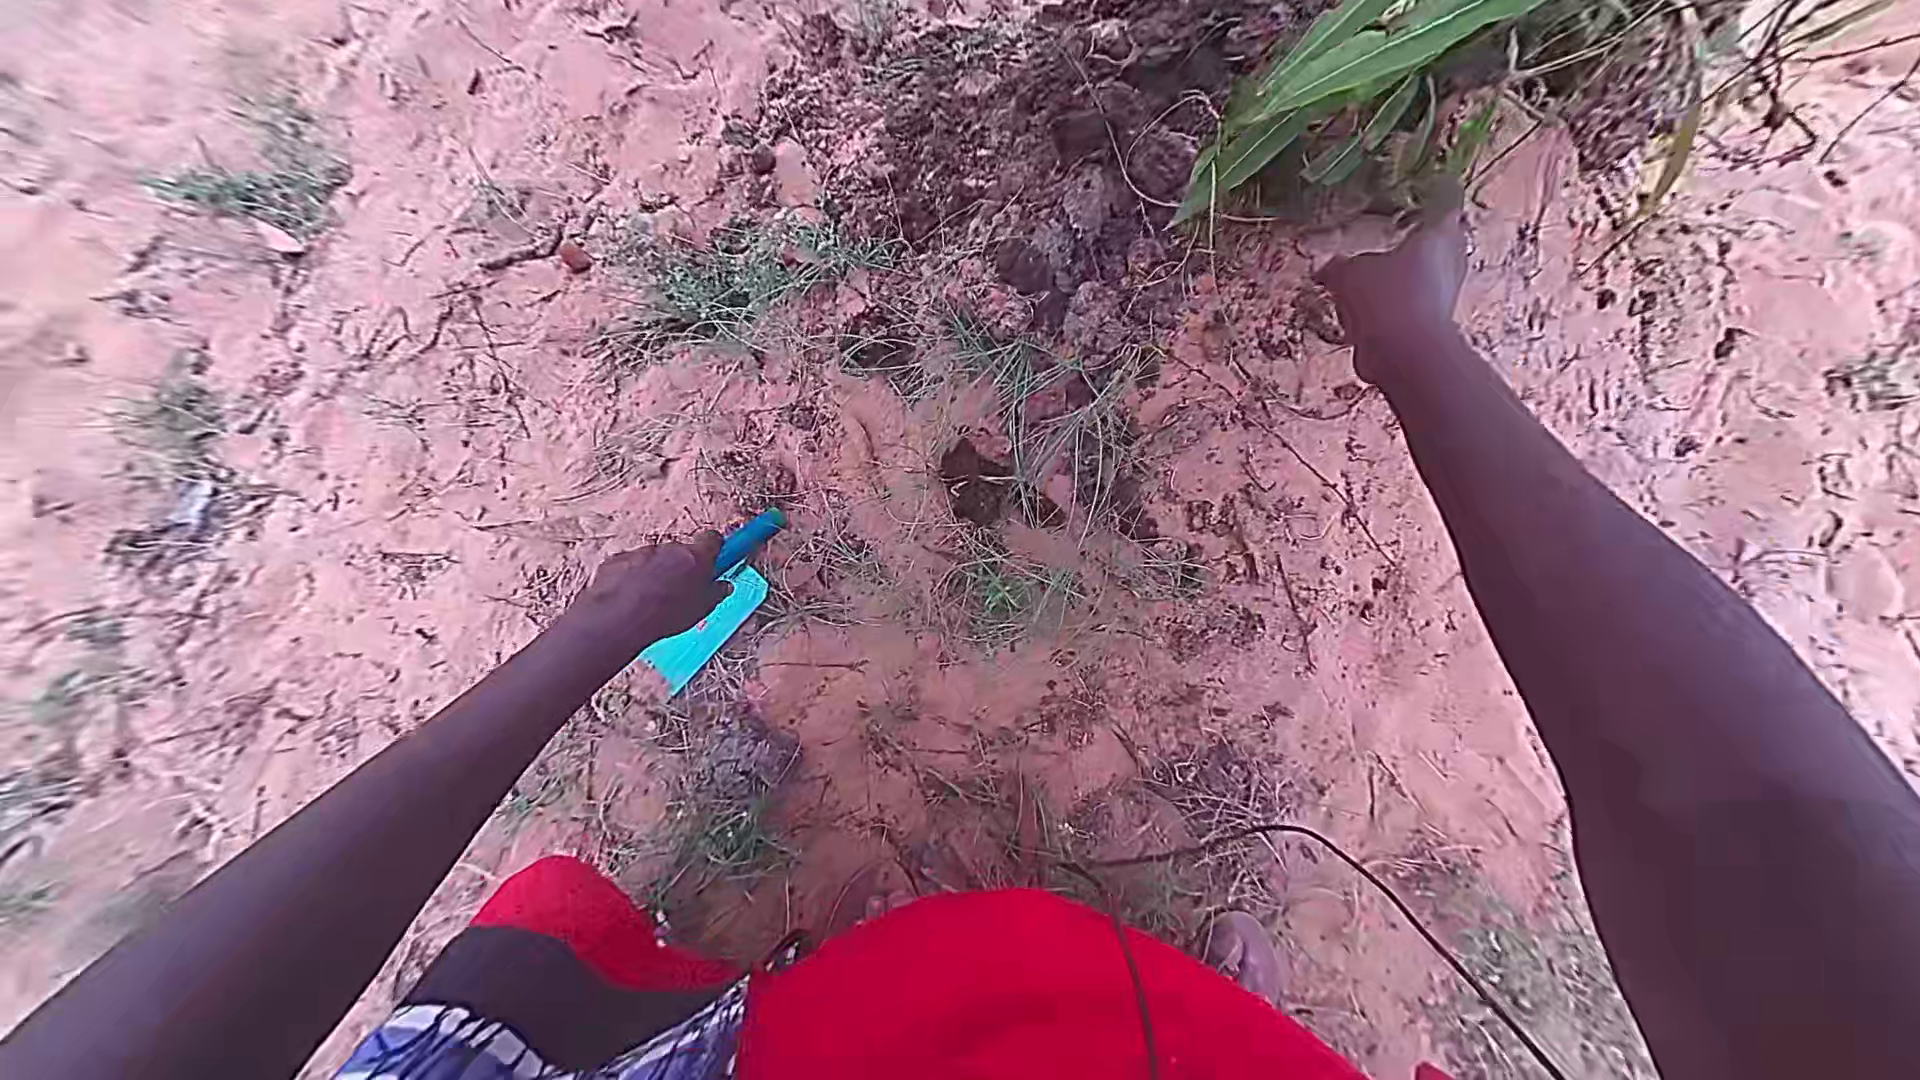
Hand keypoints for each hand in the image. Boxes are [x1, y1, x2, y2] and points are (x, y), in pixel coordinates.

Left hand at [558, 531, 729, 649]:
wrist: (620, 618)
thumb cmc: (664, 613)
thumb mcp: (703, 608)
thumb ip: (716, 592)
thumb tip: (723, 587)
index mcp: (696, 557)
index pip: (712, 539)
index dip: (714, 548)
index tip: (717, 555)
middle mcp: (671, 549)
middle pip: (682, 551)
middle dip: (683, 566)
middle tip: (683, 589)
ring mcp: (643, 553)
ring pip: (655, 559)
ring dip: (657, 573)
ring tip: (655, 599)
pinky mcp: (619, 561)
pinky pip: (631, 565)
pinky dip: (633, 577)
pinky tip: (633, 598)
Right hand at [1314, 178, 1467, 382]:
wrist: (1401, 352)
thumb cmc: (1385, 299)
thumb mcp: (1348, 275)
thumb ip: (1337, 267)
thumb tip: (1326, 268)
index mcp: (1438, 234)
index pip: (1444, 201)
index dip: (1432, 193)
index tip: (1422, 190)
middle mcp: (1451, 257)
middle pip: (1438, 239)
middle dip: (1417, 239)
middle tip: (1395, 236)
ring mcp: (1445, 290)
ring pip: (1425, 272)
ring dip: (1405, 274)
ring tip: (1377, 276)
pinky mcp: (1432, 319)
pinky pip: (1412, 302)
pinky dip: (1395, 302)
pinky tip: (1372, 309)